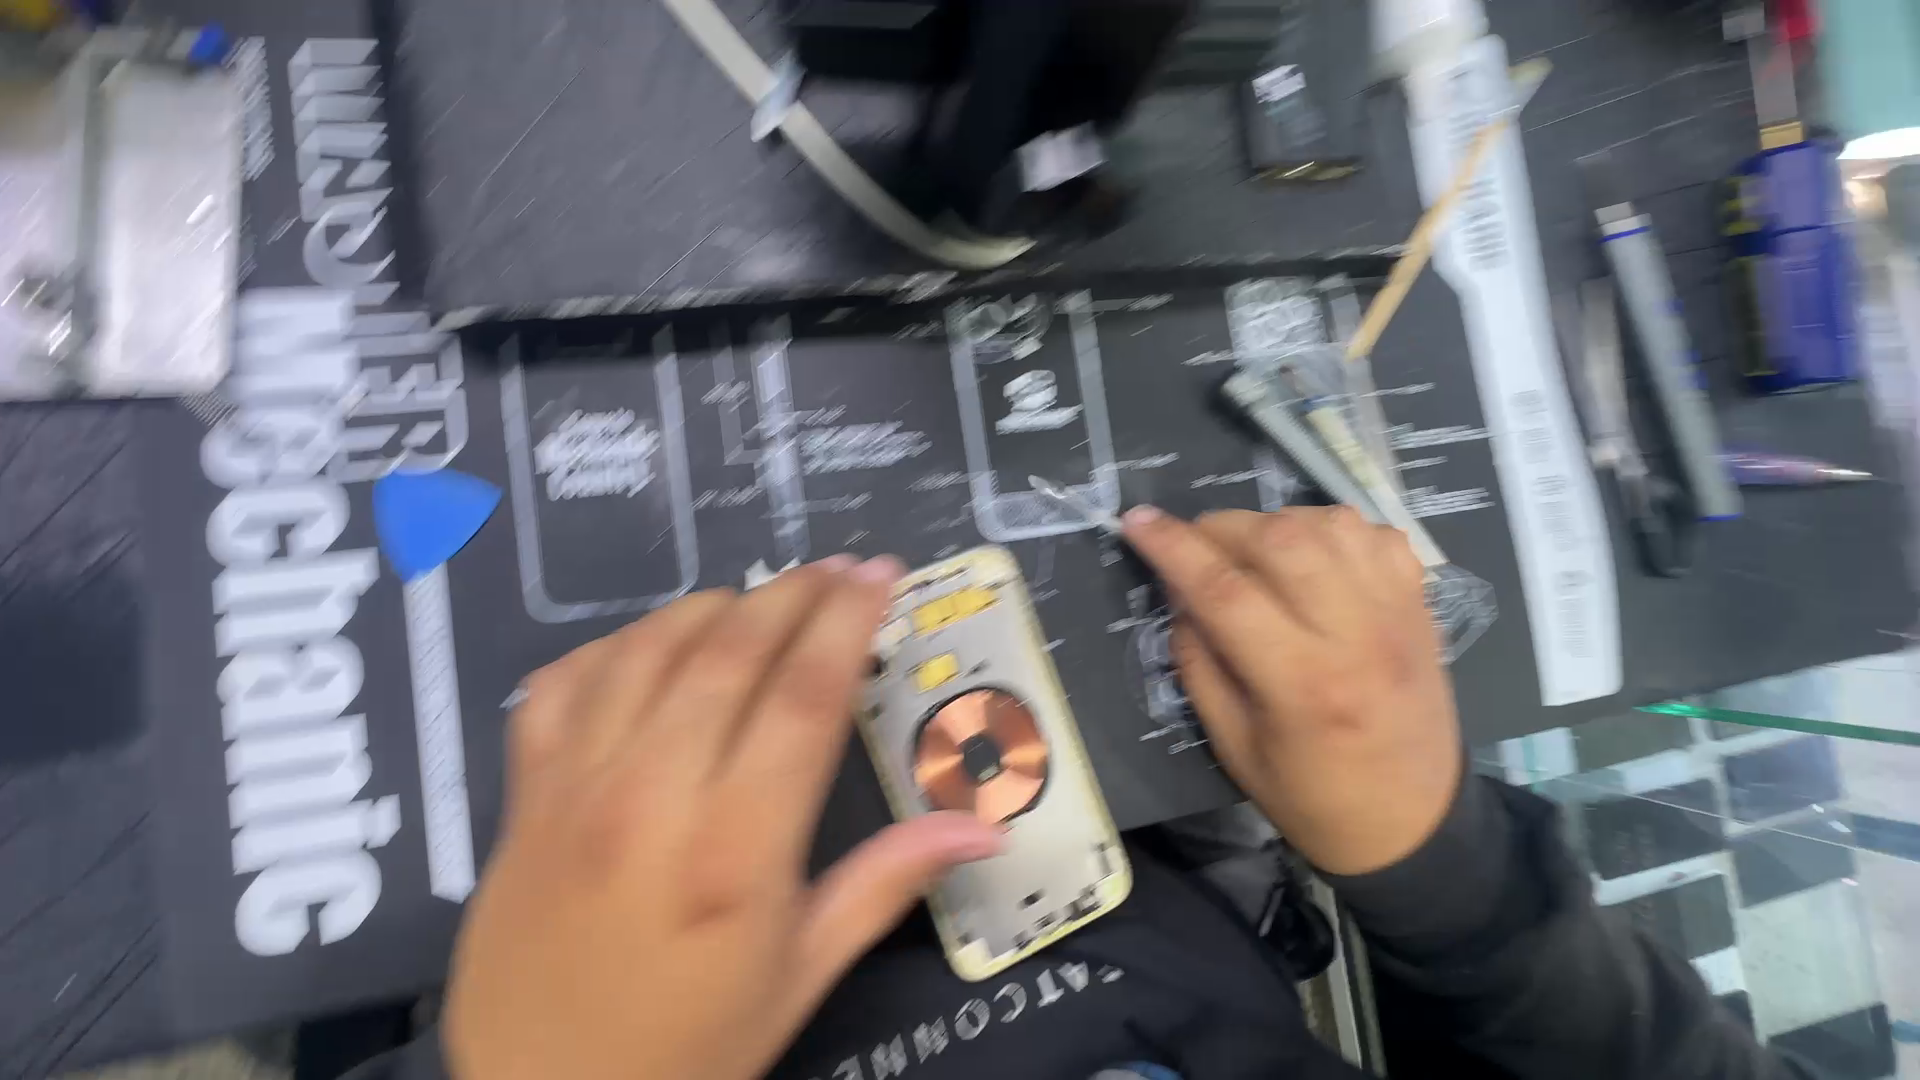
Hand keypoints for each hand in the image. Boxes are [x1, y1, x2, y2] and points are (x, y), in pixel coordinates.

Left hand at [443, 557, 1004, 1079]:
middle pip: (730, 650)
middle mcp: (650, 797)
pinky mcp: (523, 793)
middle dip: (795, 593)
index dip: (848, 622)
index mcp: (735, 849)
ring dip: (716, 605)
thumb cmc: (692, 1043)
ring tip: (763, 602)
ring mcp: (575, 787)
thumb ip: (890, 882)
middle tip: (838, 571)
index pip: (803, 697)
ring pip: (649, 647)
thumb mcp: (805, 972)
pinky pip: (566, 679)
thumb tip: (986, 829)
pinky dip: (620, 642)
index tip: (880, 575)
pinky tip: (660, 646)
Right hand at [1122, 506, 1461, 876]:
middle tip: (1194, 542)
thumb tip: (1178, 592)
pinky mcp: (1420, 605)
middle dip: (1221, 526)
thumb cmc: (1310, 795)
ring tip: (1250, 548)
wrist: (1414, 823)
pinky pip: (1374, 534)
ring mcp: (1397, 613)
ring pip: (1330, 525)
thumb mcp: (1230, 744)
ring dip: (1275, 521)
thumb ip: (1197, 662)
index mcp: (1300, 682)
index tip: (1136, 521)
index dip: (1172, 548)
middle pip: (1281, 541)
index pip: (1224, 591)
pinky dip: (1331, 528)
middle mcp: (1355, 635)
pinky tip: (1309, 554)